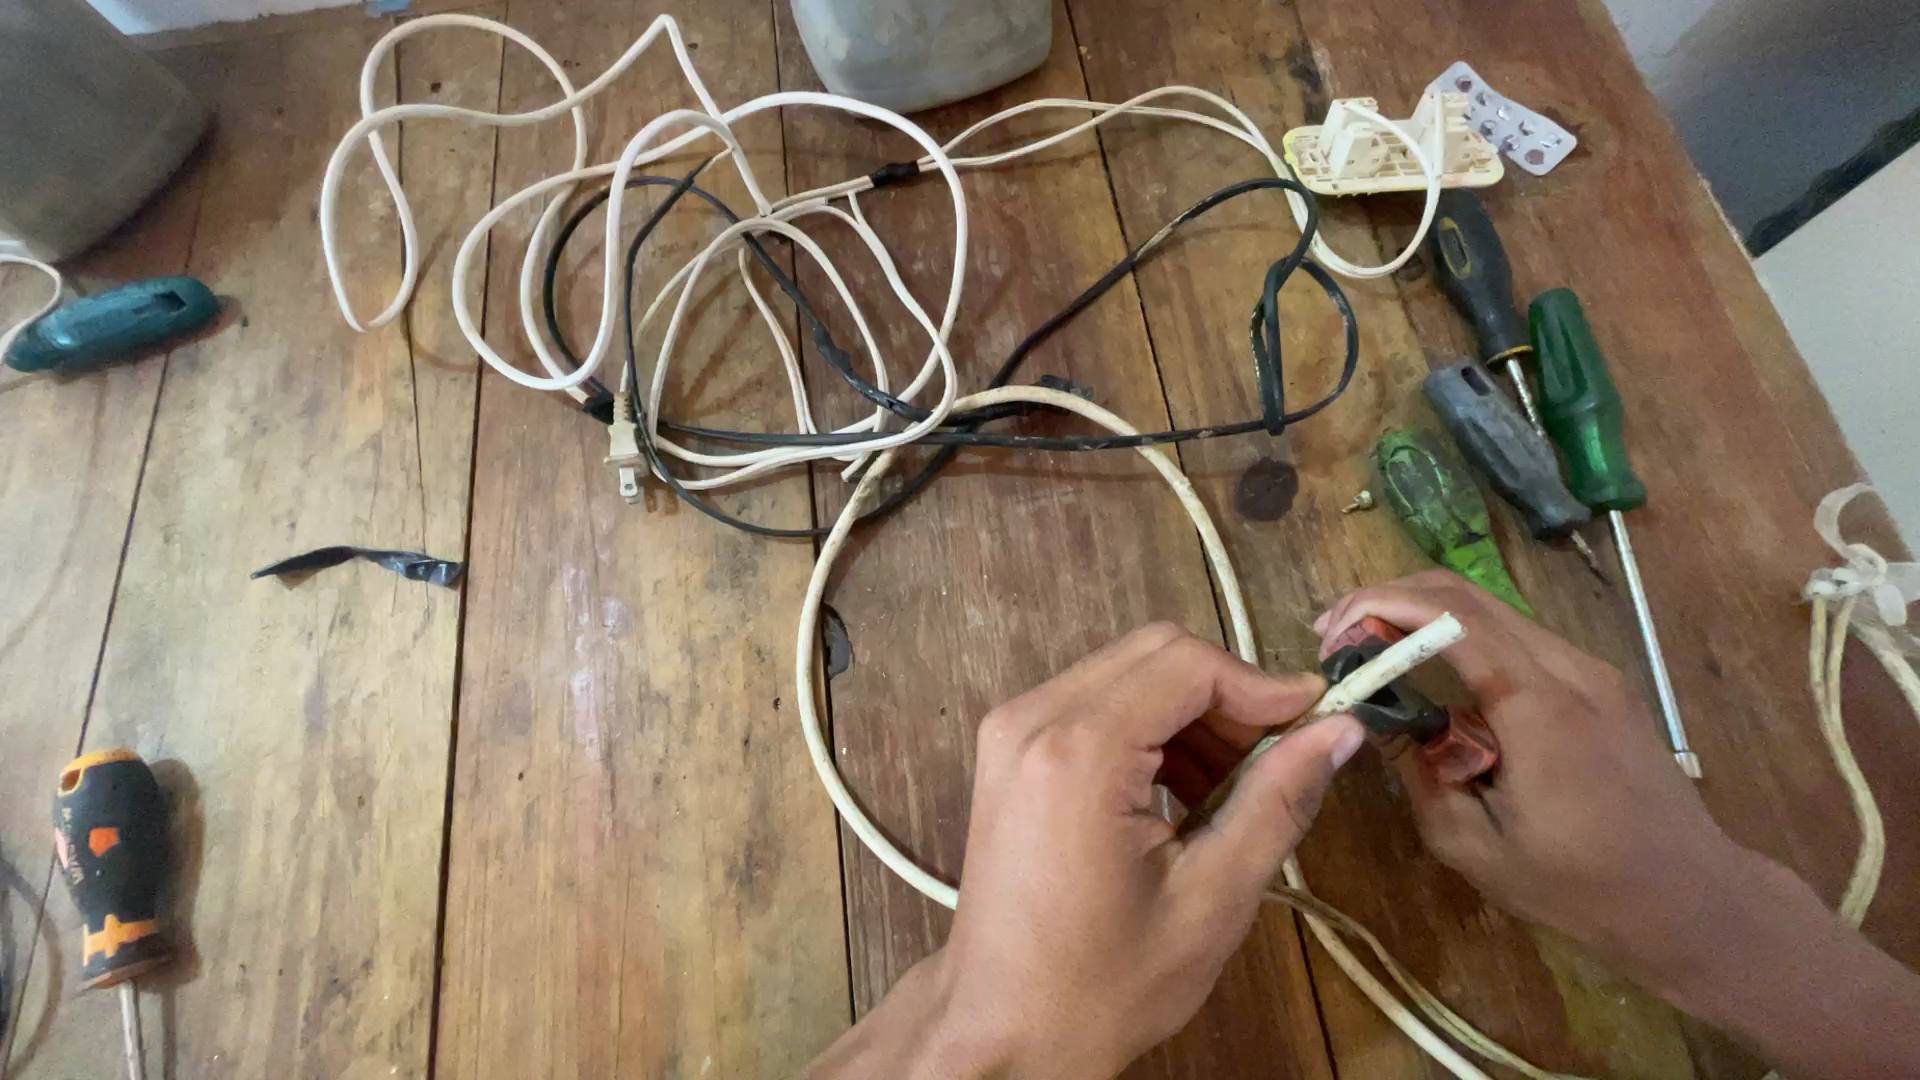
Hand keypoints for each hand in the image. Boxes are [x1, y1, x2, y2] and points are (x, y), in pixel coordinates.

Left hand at [806, 622, 1363, 1078]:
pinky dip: (1147, 724)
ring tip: (1227, 787)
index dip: (1260, 684)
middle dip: (1226, 695)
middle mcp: (1033, 715)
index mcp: (1079, 750)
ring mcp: (1012, 723)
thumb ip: (1278, 801)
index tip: (1316, 719)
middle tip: (1275, 757)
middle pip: (1154, 653)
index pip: (1186, 664)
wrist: (1002, 1019)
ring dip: (1189, 712)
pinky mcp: (1009, 740)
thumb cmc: (1104, 980)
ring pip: (1126, 670)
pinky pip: (1094, 698)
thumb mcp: (1211, 899)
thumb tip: (1339, 730)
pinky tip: (1176, 787)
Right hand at [1313, 570, 1748, 978]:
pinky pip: (1505, 631)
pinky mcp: (1590, 678)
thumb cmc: (1580, 886)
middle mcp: (1568, 669)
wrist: (1699, 906)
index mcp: (1539, 707)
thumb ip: (1414, 768)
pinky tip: (1418, 662)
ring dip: (1414, 612)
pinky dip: (1447, 631)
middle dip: (1385, 599)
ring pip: (1482, 604)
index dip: (1379, 606)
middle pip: (1462, 592)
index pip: (1452, 616)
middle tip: (1334, 634)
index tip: (1329, 633)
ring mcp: (1587, 668)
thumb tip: (1375, 715)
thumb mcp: (1468, 843)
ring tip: (1365, 644)